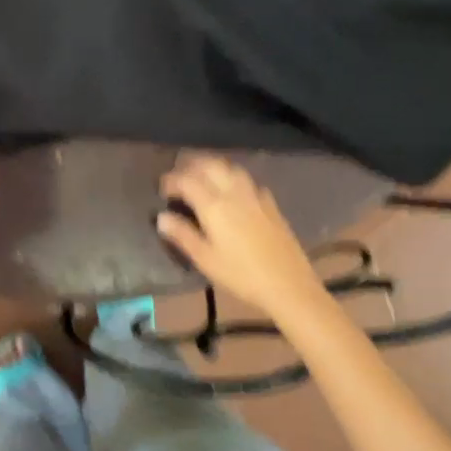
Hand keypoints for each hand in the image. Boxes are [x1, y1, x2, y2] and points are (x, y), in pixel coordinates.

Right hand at [156, 155, 324, 314]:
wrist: (289, 285)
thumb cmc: (241, 276)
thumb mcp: (205, 260)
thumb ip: (183, 235)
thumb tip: (162, 217)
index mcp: (214, 206)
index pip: (187, 180)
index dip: (171, 180)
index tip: (162, 189)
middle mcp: (234, 193)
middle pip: (210, 165)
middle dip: (191, 165)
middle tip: (179, 176)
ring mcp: (255, 196)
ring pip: (230, 168)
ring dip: (213, 167)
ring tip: (202, 177)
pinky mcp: (270, 203)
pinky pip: (248, 180)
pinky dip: (233, 177)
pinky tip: (233, 190)